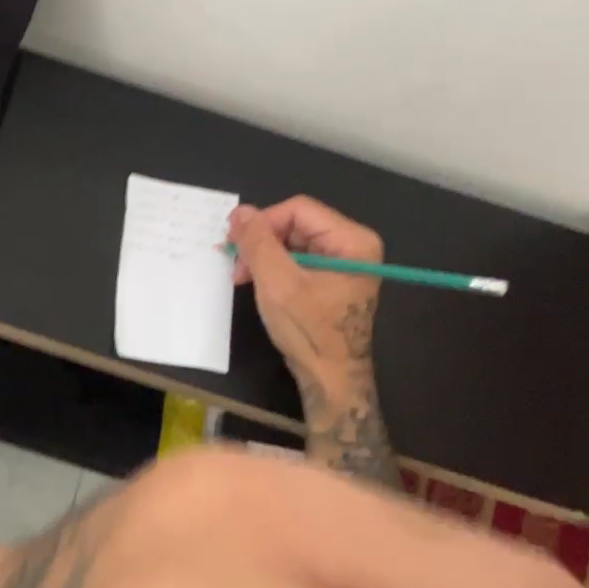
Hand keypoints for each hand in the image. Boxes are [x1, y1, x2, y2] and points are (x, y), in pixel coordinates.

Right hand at [229, 196, 382, 389]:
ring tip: (242, 277)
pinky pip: (296, 260)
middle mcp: (352, 245)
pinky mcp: (330, 279)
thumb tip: (239, 211)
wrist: (330, 377)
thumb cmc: (309, 330)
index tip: (236, 247)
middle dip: (261, 243)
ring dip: (263, 256)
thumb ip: (258, 243)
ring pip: (292, 242)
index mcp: (352, 240)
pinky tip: (257, 283)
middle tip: (236, 266)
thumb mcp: (277, 283)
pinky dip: (273, 268)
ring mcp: (342, 263)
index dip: (263, 223)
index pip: (298, 210)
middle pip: (295, 224)